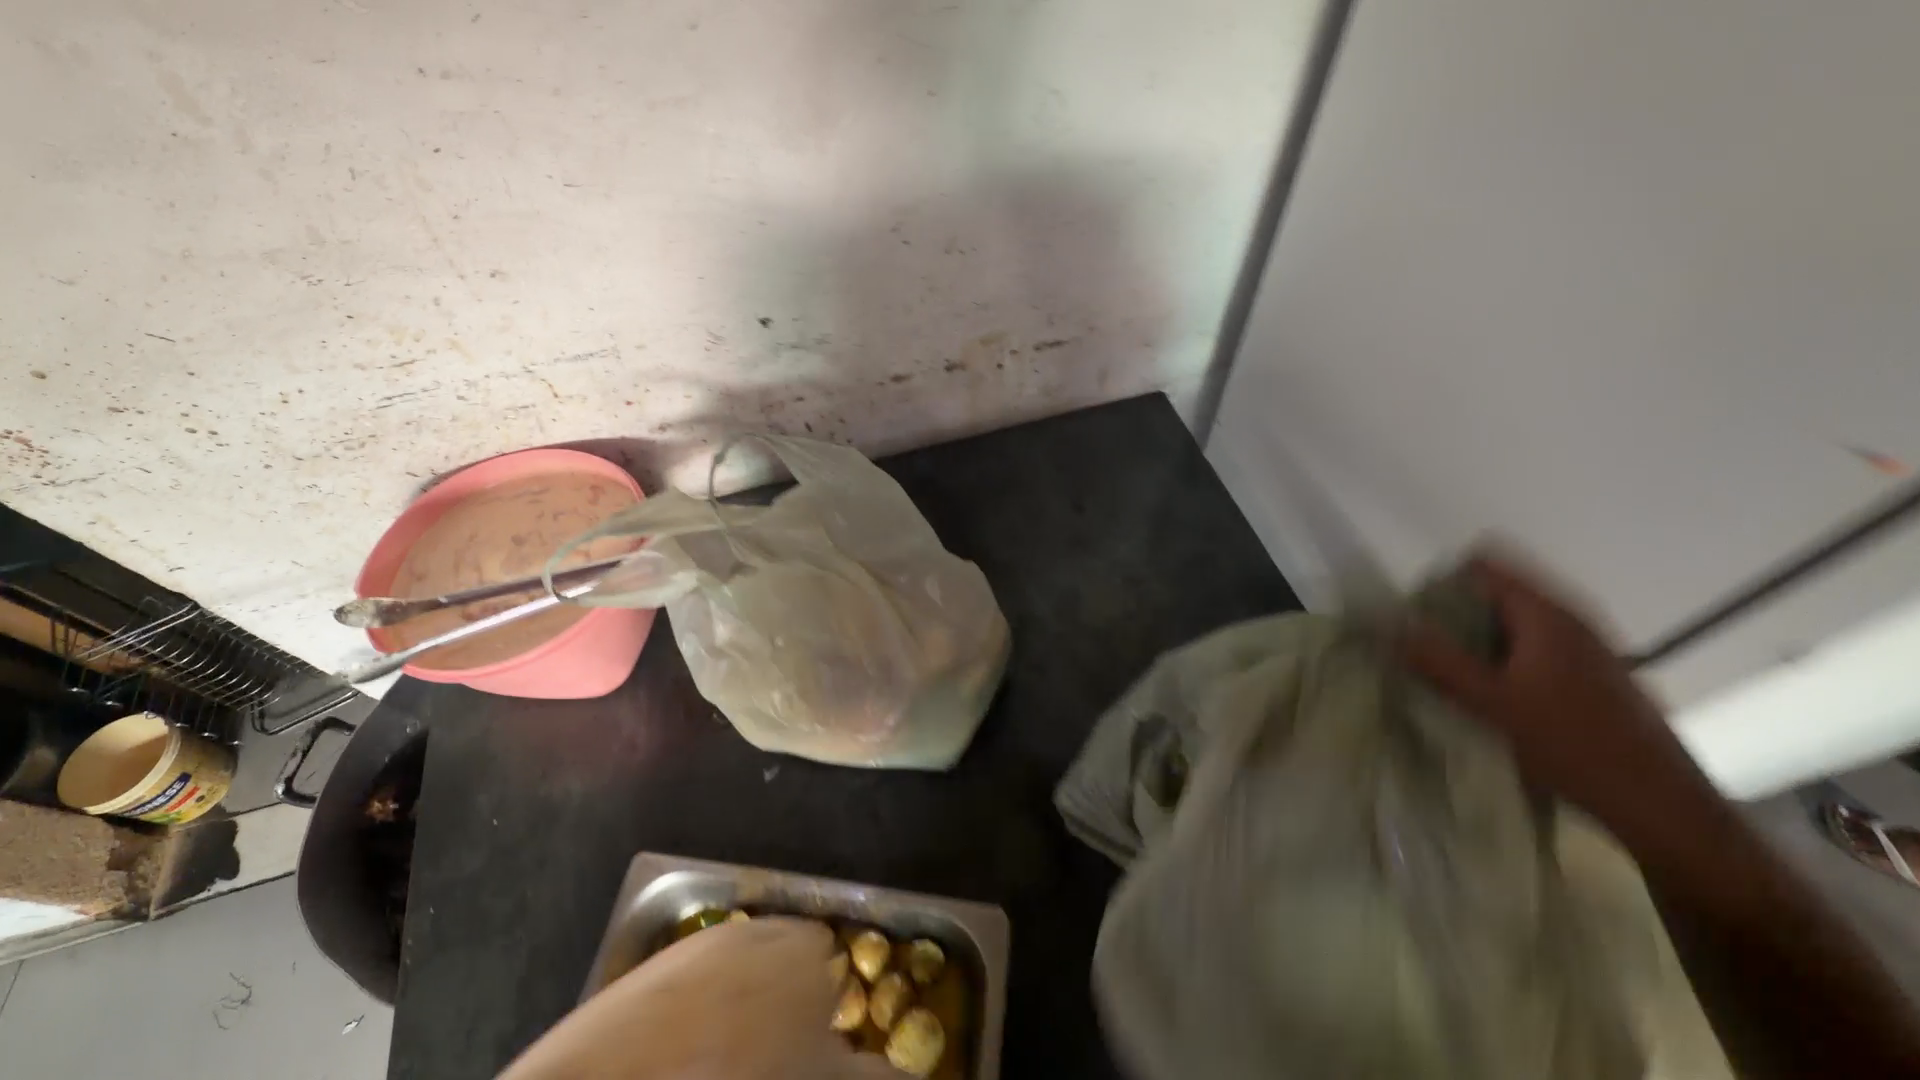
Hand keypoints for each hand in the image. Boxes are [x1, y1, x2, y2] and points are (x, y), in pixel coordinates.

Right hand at [1400, 555, 1716, 845]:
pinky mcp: (1596, 677)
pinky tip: (1494, 702)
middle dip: (1456, 617)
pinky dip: (1507, 664)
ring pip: (1516, 627)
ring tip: (1452, 680)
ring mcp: (1588, 648)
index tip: (1413, 621)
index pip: (1482, 568)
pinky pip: (1536, 651)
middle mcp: (1570, 620)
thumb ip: (1438, 662)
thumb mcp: (1492, 706)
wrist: (1659, 803)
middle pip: (1498, 595)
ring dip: (1479, 644)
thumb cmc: (1572, 746)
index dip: (1442, 585)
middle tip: (1424, 654)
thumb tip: (1391, 625)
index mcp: (1546, 614)